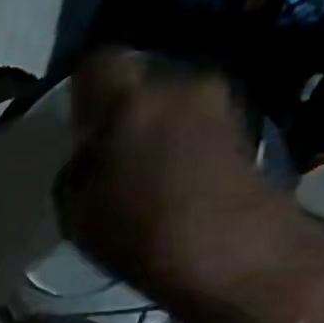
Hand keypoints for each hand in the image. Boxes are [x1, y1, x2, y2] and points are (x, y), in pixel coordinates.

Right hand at [59, 50, 306, 304]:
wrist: (239, 259)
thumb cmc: (142, 234)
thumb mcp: (78, 215)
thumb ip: (75, 174)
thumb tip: (86, 160)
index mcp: (128, 99)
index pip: (96, 63)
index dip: (84, 91)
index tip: (79, 125)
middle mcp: (178, 84)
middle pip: (142, 82)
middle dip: (125, 110)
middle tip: (112, 152)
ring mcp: (221, 104)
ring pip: (174, 105)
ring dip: (159, 129)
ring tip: (147, 174)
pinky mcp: (248, 131)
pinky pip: (201, 127)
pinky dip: (186, 146)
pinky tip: (178, 184)